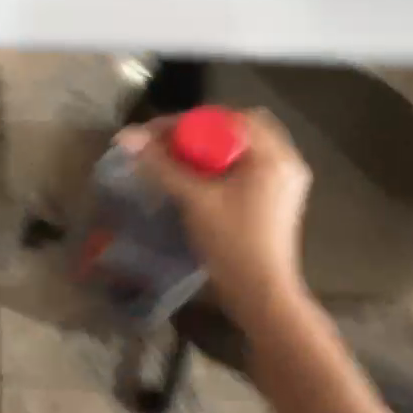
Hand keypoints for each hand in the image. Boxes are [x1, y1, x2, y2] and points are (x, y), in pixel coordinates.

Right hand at [118, 109, 312, 325]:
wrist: (261, 294)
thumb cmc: (232, 244)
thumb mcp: (194, 200)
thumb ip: (160, 166)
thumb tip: (126, 137)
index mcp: (274, 156)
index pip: (228, 118)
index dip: (188, 121)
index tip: (155, 134)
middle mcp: (286, 162)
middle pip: (237, 129)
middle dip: (199, 132)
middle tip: (167, 145)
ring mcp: (285, 182)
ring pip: (242, 149)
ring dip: (209, 149)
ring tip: (177, 161)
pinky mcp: (277, 199)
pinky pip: (247, 167)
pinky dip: (221, 166)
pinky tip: (197, 179)